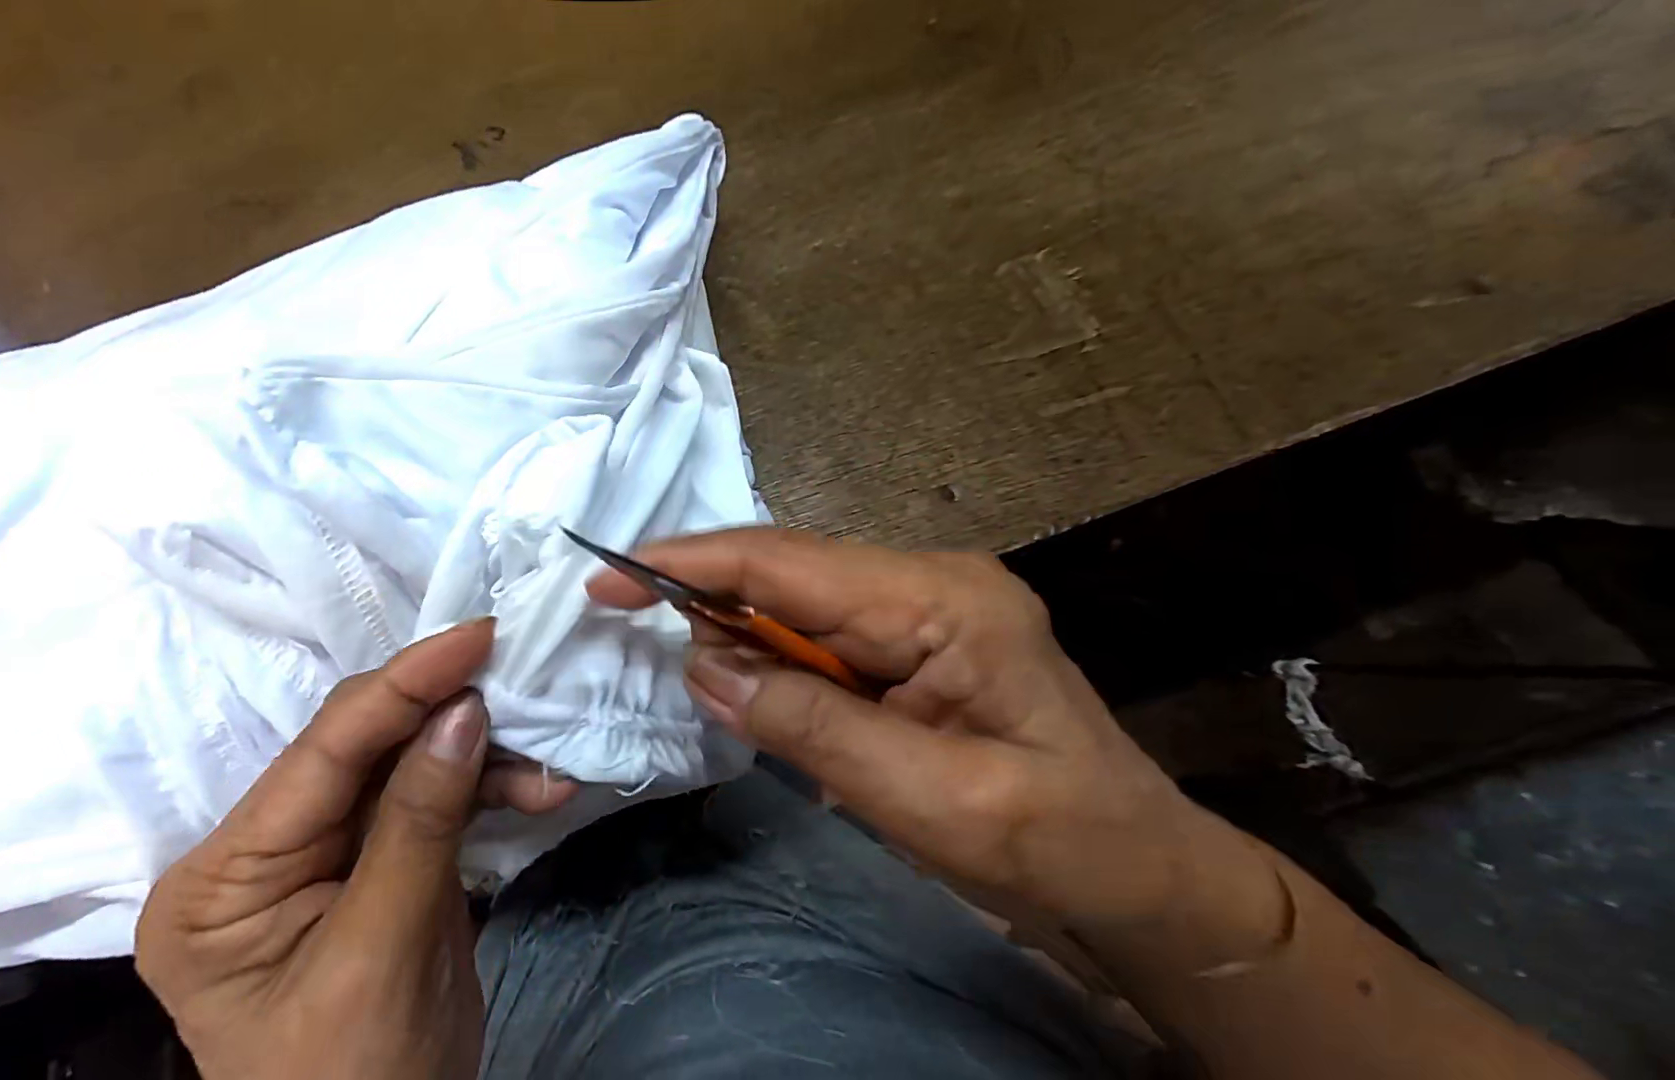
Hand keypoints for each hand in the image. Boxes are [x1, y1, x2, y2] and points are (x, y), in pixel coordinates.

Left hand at [134, 619, 575, 1079]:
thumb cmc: (358, 1076)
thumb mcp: (384, 951)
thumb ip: (419, 821)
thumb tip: (464, 711)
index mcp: (224, 876)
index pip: (321, 752)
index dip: (403, 685)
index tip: (475, 636)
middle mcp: (265, 847)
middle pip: (364, 746)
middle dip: (447, 714)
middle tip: (516, 683)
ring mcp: (327, 849)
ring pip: (410, 763)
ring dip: (482, 757)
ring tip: (542, 765)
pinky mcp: (381, 855)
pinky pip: (436, 797)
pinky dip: (488, 787)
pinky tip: (535, 791)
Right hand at [587, 529, 1287, 953]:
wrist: (1139, 864)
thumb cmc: (1058, 842)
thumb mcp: (935, 802)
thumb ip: (815, 729)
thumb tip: (706, 669)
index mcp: (944, 601)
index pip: (790, 563)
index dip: (694, 564)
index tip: (612, 574)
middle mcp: (930, 580)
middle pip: (789, 569)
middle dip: (708, 596)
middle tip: (631, 621)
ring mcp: (925, 603)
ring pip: (799, 598)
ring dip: (741, 633)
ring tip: (710, 681)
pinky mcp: (916, 636)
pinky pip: (823, 630)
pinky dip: (776, 656)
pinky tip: (760, 687)